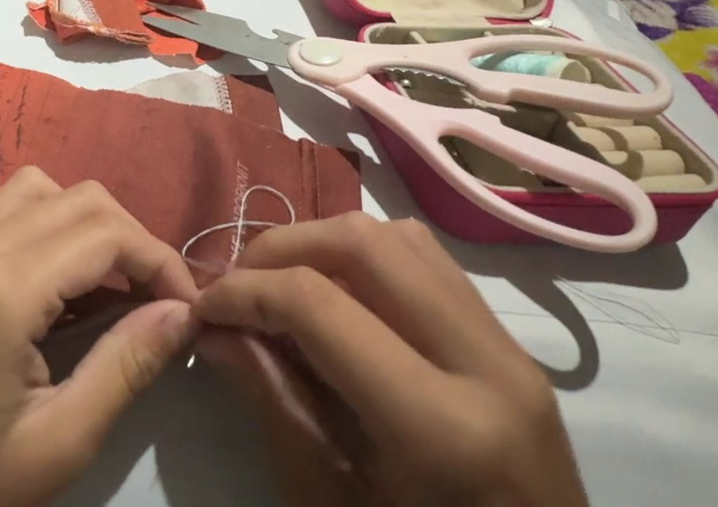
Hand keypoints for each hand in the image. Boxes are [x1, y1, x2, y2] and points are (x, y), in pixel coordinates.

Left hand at [0, 167, 200, 506]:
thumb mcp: (60, 440)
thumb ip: (126, 365)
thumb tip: (184, 311)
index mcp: (5, 287)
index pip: (107, 234)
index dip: (162, 261)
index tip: (189, 309)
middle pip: (79, 198)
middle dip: (132, 239)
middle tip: (157, 300)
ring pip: (36, 187)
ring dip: (84, 220)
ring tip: (105, 281)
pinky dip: (33, 214)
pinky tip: (43, 267)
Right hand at [196, 214, 587, 506]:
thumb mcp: (328, 505)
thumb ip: (273, 404)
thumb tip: (215, 328)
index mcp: (442, 429)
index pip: (319, 305)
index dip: (245, 292)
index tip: (205, 310)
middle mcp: (487, 367)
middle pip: (363, 244)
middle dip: (281, 249)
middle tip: (239, 288)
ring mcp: (511, 351)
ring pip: (399, 238)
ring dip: (325, 245)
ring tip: (284, 288)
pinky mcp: (512, 347)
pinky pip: (430, 264)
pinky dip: (367, 260)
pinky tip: (339, 301)